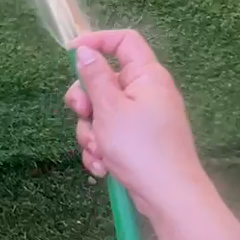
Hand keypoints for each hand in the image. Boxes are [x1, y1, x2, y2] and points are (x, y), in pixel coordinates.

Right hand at [64, 29, 213, 222]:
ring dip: (90, 131)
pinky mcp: (135, 141)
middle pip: (103, 80)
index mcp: (147, 77)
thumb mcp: (109, 108)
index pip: (123, 41)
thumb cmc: (140, 147)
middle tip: (83, 114)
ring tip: (98, 151)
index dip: (97, 40)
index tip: (71, 53)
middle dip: (85, 101)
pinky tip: (102, 166)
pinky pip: (107, 134)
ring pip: (99, 111)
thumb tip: (84, 51)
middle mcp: (145, 93)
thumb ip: (94, 76)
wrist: (169, 198)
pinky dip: (99, 148)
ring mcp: (141, 118)